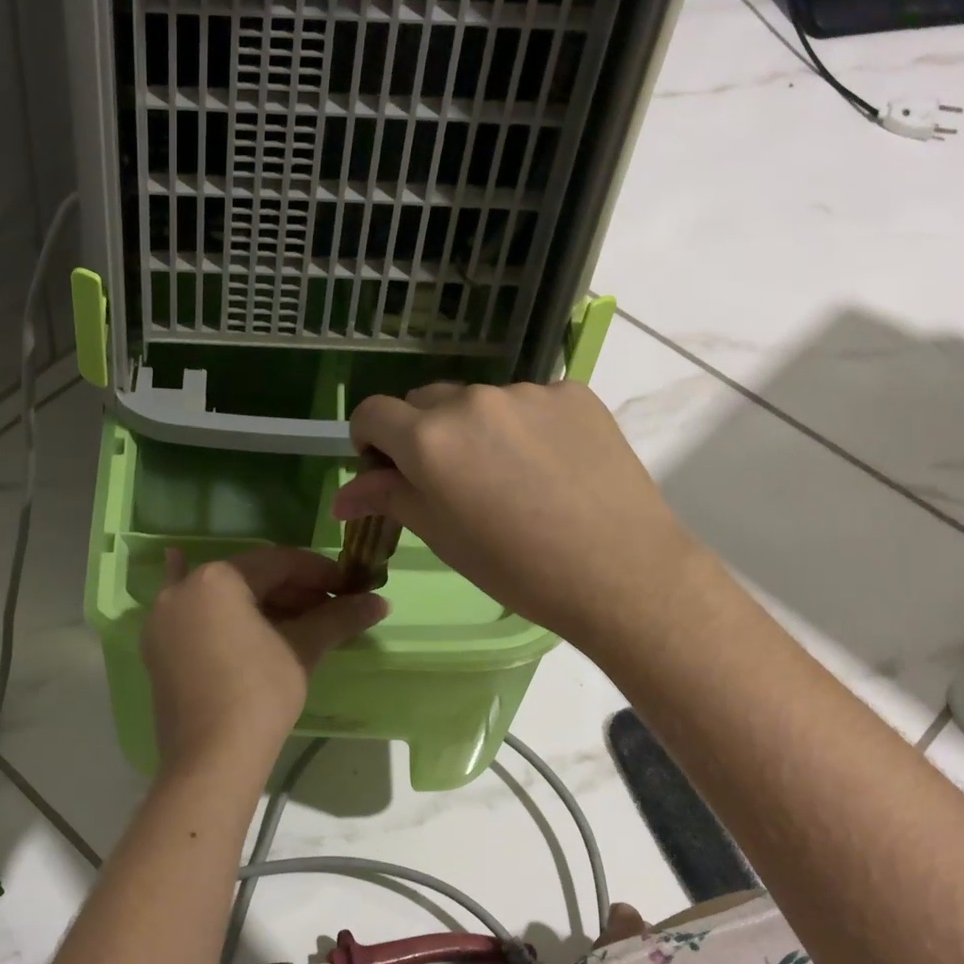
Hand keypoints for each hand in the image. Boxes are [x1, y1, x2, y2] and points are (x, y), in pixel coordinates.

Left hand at [141, 547, 388, 774]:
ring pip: (219, 598)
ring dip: (256, 602)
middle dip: (290, 591)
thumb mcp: (302, 650)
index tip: (348, 586)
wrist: (210, 758)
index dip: (318, 572)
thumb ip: (338, 618)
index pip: (278, 563)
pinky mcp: (157, 648)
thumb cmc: (259, 694)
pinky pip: (187, 615)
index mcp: (218, 579)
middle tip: (327, 608)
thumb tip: (379, 602)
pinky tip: (179, 563)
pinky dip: (200, 602)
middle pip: (248, 579)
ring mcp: (163, 619)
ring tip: (293, 616)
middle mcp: (183, 590)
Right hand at [335, 381, 701, 649]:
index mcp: (429, 439)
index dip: (368, 440)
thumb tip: (343, 495)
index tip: (384, 469)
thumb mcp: (440, 536)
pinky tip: (548, 468)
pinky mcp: (573, 393)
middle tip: (446, 481)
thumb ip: (387, 499)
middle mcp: (471, 401)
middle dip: (421, 434)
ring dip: (475, 430)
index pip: (372, 413)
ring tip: (508, 479)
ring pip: (479, 403)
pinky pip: (528, 403)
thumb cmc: (516, 568)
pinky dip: (523, 427)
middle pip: (424, 402)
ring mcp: (526, 392)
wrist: (620, 571)